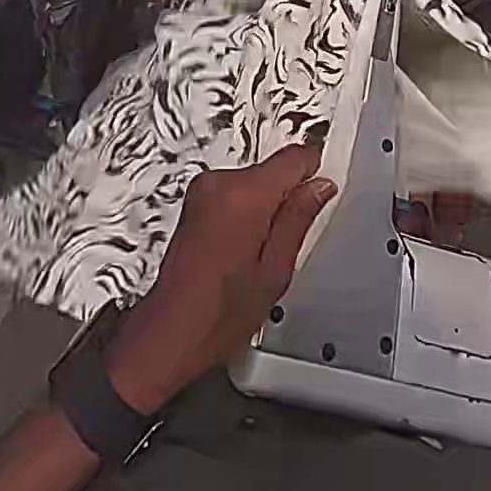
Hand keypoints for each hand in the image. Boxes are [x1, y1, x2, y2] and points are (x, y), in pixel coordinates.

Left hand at [104, 143, 335, 413]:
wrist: (170, 334)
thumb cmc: (215, 314)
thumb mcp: (277, 269)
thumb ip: (300, 218)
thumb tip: (318, 188)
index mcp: (244, 196)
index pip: (295, 156)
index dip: (314, 171)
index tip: (320, 188)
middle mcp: (219, 184)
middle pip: (275, 168)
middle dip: (288, 195)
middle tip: (285, 238)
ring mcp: (202, 190)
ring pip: (256, 178)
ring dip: (266, 203)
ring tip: (258, 249)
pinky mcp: (194, 199)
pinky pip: (236, 190)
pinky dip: (246, 209)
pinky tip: (242, 245)